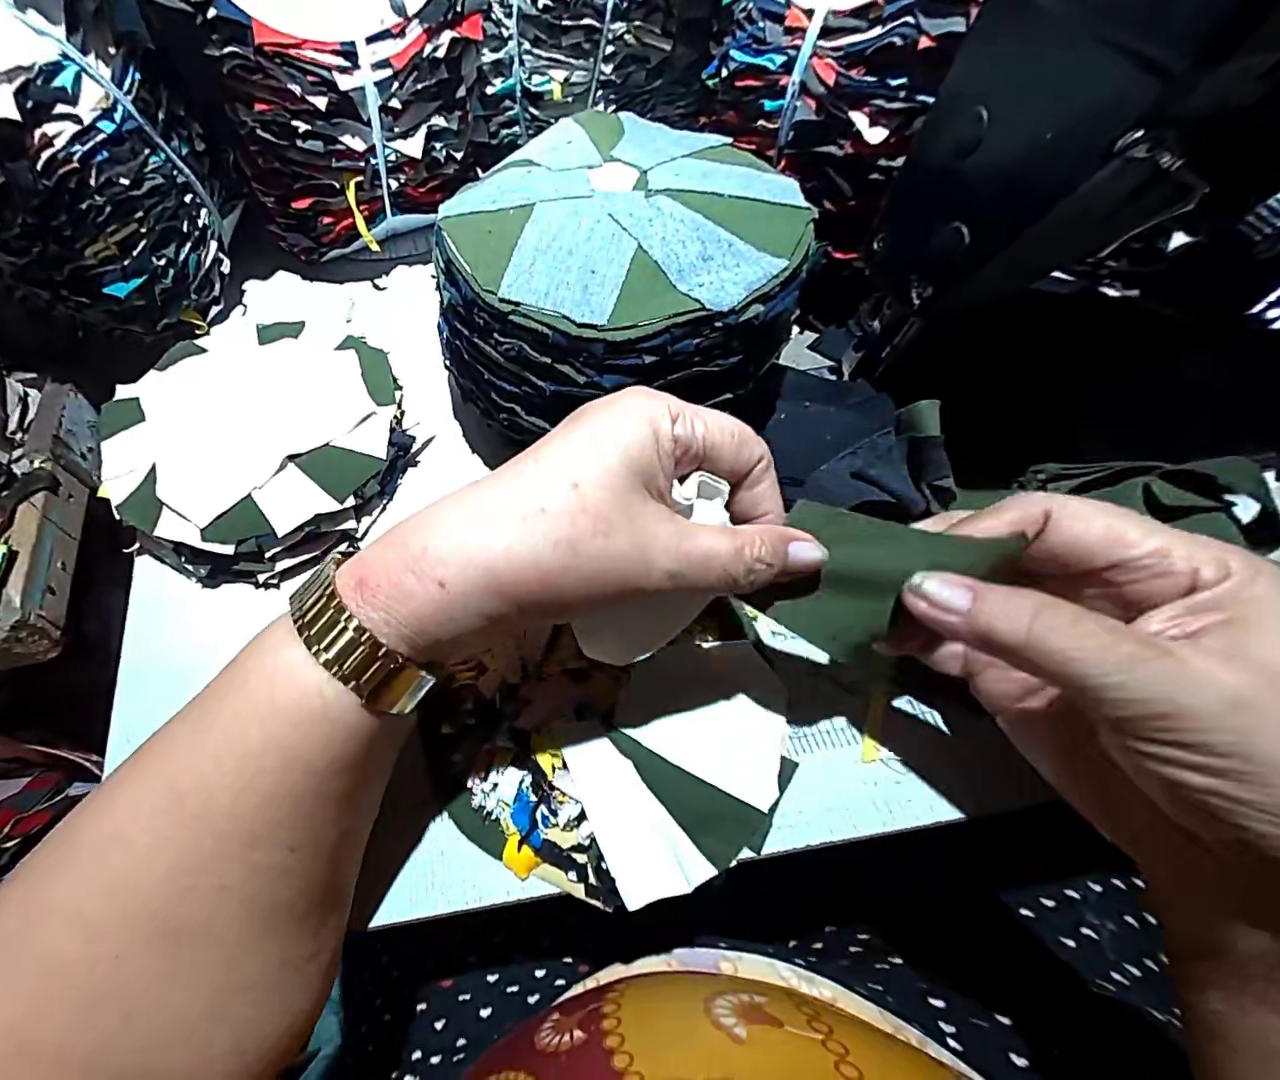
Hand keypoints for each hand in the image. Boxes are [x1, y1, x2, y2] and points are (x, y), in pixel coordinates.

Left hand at [337, 388, 825, 661]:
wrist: (460, 576)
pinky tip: (643, 576)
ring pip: (677, 495)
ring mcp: (599, 455)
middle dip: (725, 528)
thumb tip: (819, 556)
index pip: (747, 451)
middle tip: (713, 577)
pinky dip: (657, 541)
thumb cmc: (572, 552)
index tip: (761, 565)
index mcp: (657, 416)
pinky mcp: (578, 488)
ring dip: (691, 541)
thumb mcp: (670, 558)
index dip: (766, 508)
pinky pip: (642, 506)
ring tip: (676, 581)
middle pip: (712, 471)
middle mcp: (630, 423)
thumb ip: (749, 557)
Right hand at [885, 493, 1279, 1078]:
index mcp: (1161, 563)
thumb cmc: (1276, 755)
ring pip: (973, 608)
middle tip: (872, 574)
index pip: (1053, 521)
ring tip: (866, 608)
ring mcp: (1057, 648)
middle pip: (1001, 560)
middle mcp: (1099, 594)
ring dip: (921, 606)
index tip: (917, 554)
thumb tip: (918, 586)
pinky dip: (924, 647)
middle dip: (940, 564)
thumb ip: (1034, 631)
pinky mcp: (1026, 696)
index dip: (984, 530)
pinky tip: (887, 641)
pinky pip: (965, 657)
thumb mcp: (1161, 682)